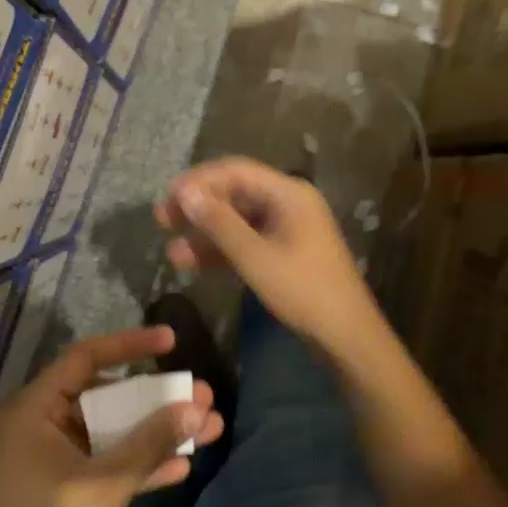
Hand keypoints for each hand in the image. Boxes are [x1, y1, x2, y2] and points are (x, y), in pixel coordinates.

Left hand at [0, 328, 225, 506]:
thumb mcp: (103, 486)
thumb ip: (150, 443)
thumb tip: (198, 409)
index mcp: (31, 411)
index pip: (84, 359)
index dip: (130, 345)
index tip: (171, 342)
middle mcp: (36, 427)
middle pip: (104, 398)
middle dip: (156, 401)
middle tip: (201, 397)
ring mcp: (47, 461)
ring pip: (109, 434)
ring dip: (154, 435)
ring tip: (208, 431)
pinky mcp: (59, 491)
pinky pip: (102, 464)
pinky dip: (136, 465)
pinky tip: (180, 470)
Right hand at [157, 156, 386, 356]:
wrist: (346, 335)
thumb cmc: (303, 290)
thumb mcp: (255, 257)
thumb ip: (219, 224)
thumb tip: (185, 192)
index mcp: (288, 193)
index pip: (236, 171)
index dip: (199, 181)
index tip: (167, 198)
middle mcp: (288, 203)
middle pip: (235, 193)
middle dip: (198, 207)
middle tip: (161, 220)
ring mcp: (287, 228)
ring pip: (238, 221)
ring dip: (205, 234)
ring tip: (171, 252)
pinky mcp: (284, 252)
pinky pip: (247, 241)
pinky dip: (222, 250)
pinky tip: (193, 264)